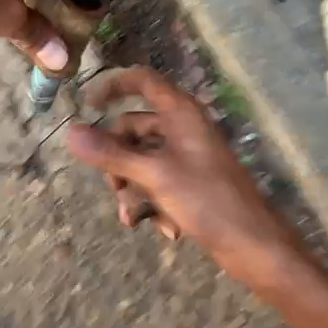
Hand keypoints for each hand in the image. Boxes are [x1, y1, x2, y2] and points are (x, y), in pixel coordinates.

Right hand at [66, 68, 303, 281]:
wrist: (257, 247)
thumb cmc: (207, 200)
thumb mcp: (153, 176)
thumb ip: (111, 154)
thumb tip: (70, 132)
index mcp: (179, 111)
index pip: (141, 80)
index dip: (112, 85)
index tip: (86, 105)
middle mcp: (183, 126)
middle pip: (134, 128)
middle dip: (119, 161)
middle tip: (115, 189)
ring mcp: (189, 155)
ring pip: (143, 160)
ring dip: (134, 189)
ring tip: (135, 220)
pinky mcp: (193, 182)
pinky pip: (159, 181)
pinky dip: (154, 202)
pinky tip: (164, 230)